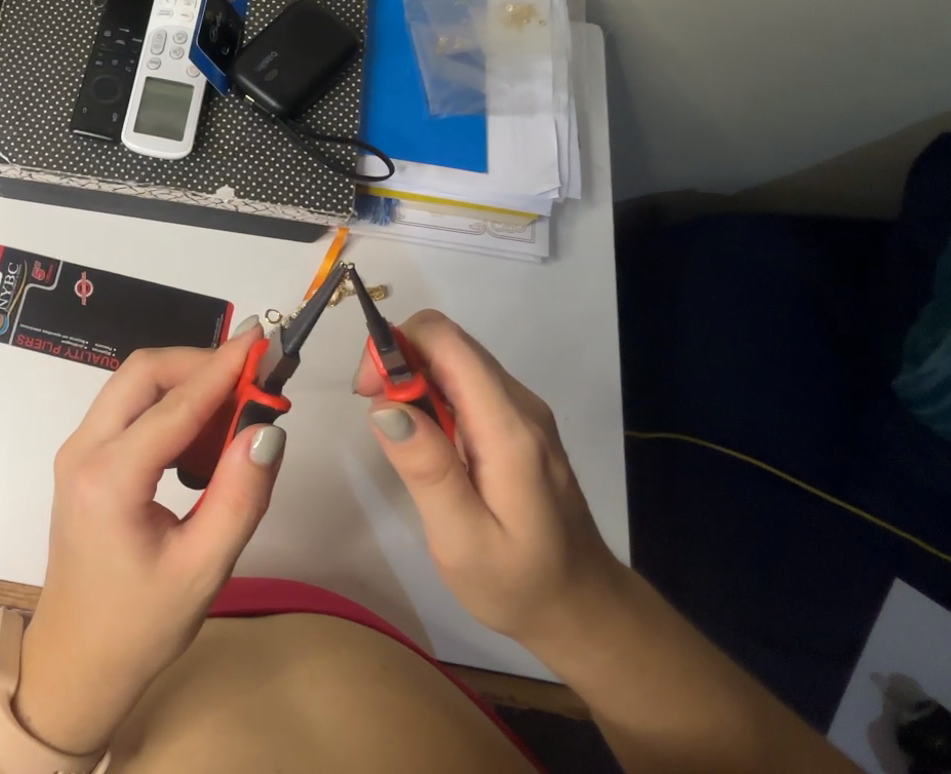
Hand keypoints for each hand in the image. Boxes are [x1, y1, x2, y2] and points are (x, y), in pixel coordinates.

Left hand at [15, 323, 285, 754]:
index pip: (174, 405)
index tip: (262, 343)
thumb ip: (240, 496)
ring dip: (183, 383)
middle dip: (198, 363)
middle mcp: (82, 451)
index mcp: (108, 479)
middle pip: (141, 373)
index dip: (223, 369)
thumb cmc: (140, 625)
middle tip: (251, 379)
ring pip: (131, 386)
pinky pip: (125, 410)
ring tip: (235, 412)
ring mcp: (76, 452)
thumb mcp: (203, 568)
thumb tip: (268, 430)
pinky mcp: (81, 460)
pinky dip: (166, 406)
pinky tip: (201, 439)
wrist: (77, 659)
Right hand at [357, 310, 623, 647]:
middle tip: (376, 417)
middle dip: (396, 362)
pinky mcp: (515, 425)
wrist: (582, 609)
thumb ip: (428, 470)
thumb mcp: (463, 540)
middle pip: (447, 343)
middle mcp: (519, 406)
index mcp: (508, 429)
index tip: (368, 395)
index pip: (446, 341)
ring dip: (410, 380)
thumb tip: (385, 407)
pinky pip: (464, 385)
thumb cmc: (519, 583)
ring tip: (398, 439)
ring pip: (454, 360)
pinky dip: (429, 396)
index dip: (395, 348)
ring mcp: (521, 413)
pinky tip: (425, 444)